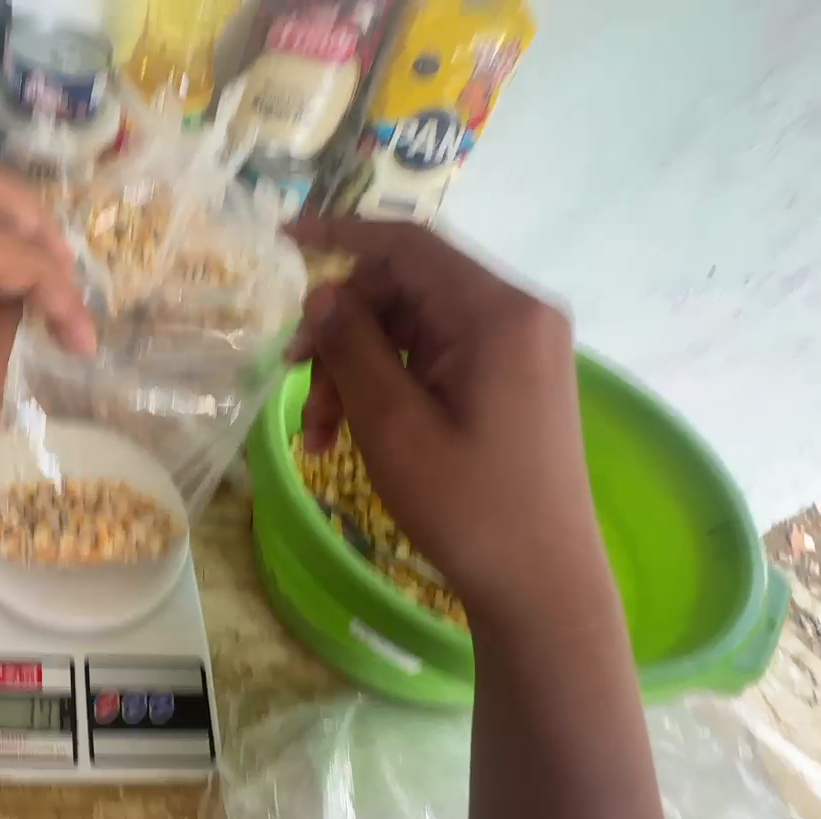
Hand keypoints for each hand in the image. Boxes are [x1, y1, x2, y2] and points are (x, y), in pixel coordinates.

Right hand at [285, 218, 608, 620]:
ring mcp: (513, 350)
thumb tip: (321, 295)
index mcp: (497, 314)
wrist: (538, 579)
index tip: (283, 239)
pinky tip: (349, 435)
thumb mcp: (392, 424)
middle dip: (340, 334)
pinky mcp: (505, 380)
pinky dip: (383, 389)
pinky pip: (428, 362)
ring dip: (353, 372)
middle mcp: (514, 316)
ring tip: (320, 435)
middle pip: (403, 292)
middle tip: (294, 384)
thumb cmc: (465, 503)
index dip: (340, 236)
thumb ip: (352, 348)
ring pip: (408, 332)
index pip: (409, 246)